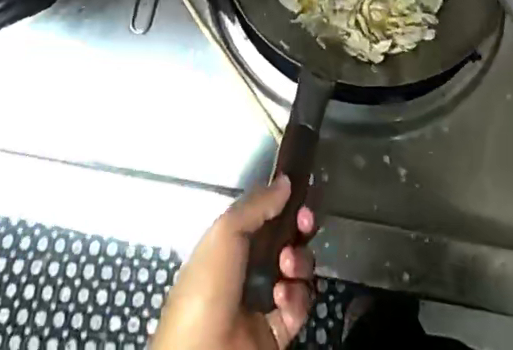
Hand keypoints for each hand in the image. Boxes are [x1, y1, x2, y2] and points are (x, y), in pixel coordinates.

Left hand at [152, 176, 316, 349]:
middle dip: (298, 230)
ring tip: (287, 267)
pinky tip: (283, 298)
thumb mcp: (225, 234)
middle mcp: (246, 269)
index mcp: (227, 244)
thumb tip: (285, 180)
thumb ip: (256, 206)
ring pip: (296, 272)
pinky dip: (297, 299)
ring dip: (298, 262)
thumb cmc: (207, 286)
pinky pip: (299, 307)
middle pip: (283, 241)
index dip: (281, 205)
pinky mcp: (278, 331)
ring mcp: (263, 301)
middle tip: (305, 224)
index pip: (261, 218)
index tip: (299, 197)